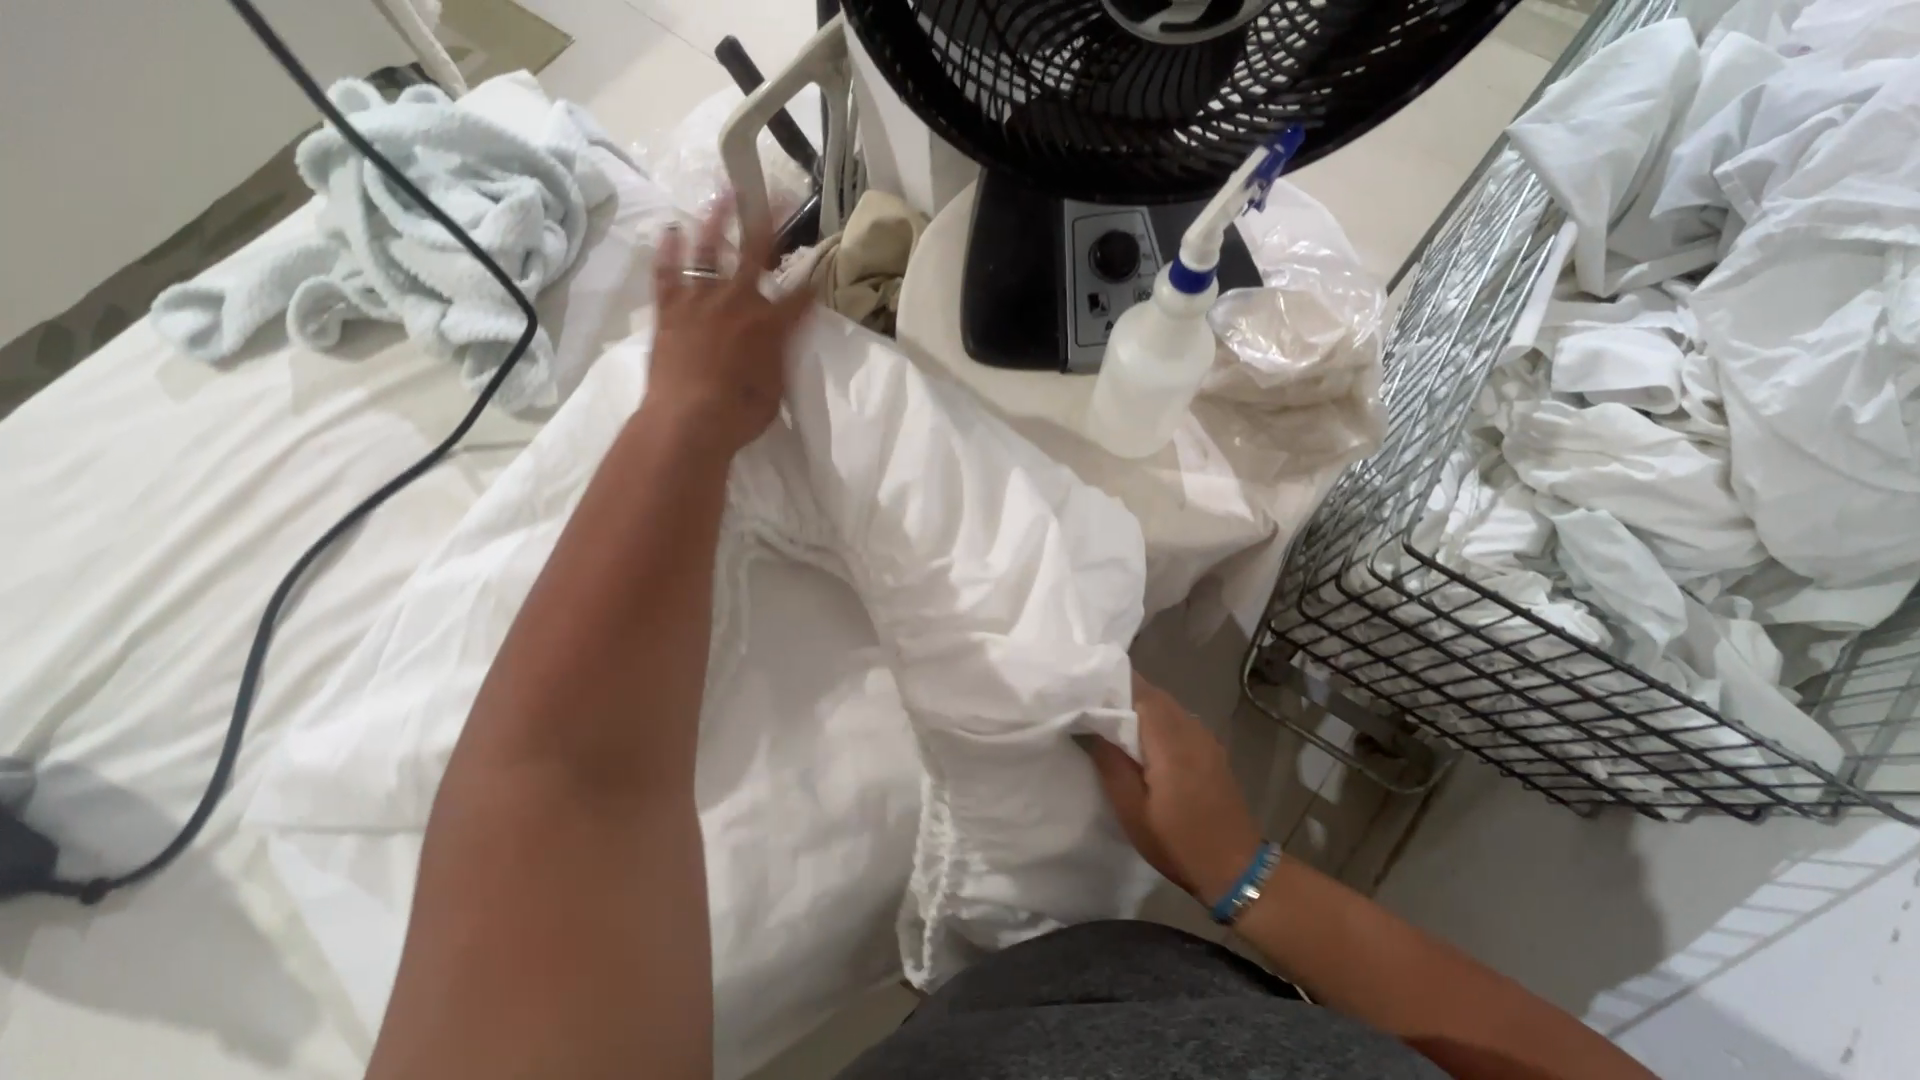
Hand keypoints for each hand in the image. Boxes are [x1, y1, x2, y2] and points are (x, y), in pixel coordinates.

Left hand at [643, 196, 814, 457]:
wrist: (687, 422)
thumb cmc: (738, 415)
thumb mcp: (776, 389)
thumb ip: (780, 356)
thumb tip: (784, 337)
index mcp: (770, 324)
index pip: (799, 297)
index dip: (811, 281)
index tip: (818, 267)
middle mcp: (736, 301)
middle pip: (756, 252)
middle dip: (769, 219)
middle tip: (776, 192)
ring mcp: (699, 301)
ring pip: (709, 250)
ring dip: (717, 219)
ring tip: (722, 193)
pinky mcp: (668, 310)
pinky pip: (667, 272)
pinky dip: (669, 250)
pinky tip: (670, 230)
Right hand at [1084, 672, 1264, 905]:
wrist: (1236, 868)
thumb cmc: (1178, 842)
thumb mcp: (1132, 810)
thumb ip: (1110, 764)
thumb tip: (1091, 727)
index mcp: (1171, 739)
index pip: (1139, 690)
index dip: (1109, 684)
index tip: (1080, 689)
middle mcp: (1191, 728)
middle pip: (1152, 694)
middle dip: (1119, 694)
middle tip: (1085, 705)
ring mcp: (1205, 738)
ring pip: (1166, 706)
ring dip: (1137, 708)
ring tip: (1105, 722)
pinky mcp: (1211, 750)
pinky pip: (1178, 721)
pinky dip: (1155, 722)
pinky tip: (1138, 742)